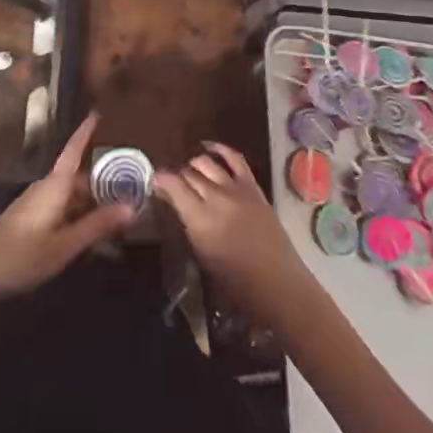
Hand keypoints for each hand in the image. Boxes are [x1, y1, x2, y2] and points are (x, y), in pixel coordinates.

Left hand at [0, 114, 133, 296]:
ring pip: (76, 194)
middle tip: (137, 184)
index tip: (99, 113)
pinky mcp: (37, 216)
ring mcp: (41, 202)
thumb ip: (97, 225)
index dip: (86, 132)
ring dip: (97, 200)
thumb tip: (131, 206)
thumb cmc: (24, 255)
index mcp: (54, 186)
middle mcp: (48, 187)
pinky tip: (101, 229)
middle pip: (82, 176)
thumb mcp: (65, 245)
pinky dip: (85, 213)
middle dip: (107, 180)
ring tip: (126, 209)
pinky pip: (67, 207)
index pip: (73, 151)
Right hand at [154, 142, 312, 316]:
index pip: (172, 185)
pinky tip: (209, 147)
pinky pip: (235, 159)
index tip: (155, 184)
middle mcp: (216, 198)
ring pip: (206, 163)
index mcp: (199, 218)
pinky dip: (220, 150)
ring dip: (194, 166)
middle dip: (177, 177)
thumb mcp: (200, 255)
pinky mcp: (253, 188)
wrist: (277, 284)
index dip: (160, 181)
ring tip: (190, 175)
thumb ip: (186, 225)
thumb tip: (176, 206)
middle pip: (188, 174)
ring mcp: (236, 190)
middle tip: (173, 187)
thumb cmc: (234, 281)